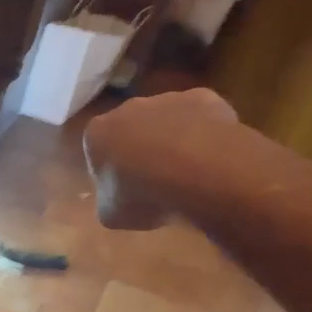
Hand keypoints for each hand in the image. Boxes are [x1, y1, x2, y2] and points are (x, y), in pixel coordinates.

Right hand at [83, 89, 238, 229]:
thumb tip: (119, 199)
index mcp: (97, 134)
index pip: (98, 150)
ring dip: (174, 140)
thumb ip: (110, 200)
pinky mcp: (204, 97)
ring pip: (167, 120)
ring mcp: (167, 99)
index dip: (112, 171)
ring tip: (191, 172)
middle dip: (142, 149)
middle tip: (158, 180)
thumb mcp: (112, 213)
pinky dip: (206, 133)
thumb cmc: (144, 195)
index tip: (126, 190)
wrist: (200, 171)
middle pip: (131, 128)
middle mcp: (127, 108)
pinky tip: (214, 157)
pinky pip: (201, 116)